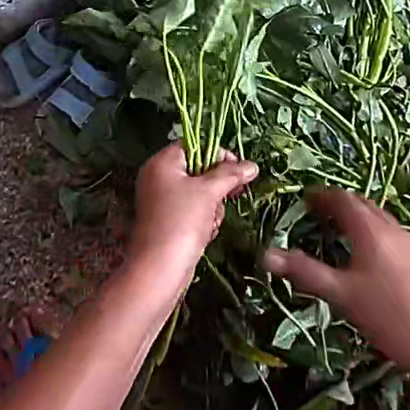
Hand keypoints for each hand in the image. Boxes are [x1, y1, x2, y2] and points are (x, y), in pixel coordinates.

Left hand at [127, 144, 256, 286]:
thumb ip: (229, 175)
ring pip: (198, 192)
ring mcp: (160, 198)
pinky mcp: (167, 218)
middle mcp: (158, 175)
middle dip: (216, 186)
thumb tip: (251, 164)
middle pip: (197, 169)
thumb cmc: (182, 220)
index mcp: (162, 162)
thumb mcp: (208, 192)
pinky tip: (206, 232)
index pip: (192, 145)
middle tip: (231, 196)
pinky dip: (203, 219)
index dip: (217, 154)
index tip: (238, 169)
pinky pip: (192, 209)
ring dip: (212, 206)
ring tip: (211, 220)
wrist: (161, 265)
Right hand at [262, 189, 409, 387]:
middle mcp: (395, 231)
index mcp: (371, 230)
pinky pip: (395, 237)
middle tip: (317, 213)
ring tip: (340, 233)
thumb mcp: (341, 294)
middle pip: (364, 205)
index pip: (342, 199)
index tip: (304, 199)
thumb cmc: (390, 318)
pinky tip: (371, 260)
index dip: (321, 195)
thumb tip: (265, 254)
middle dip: (340, 204)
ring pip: (382, 221)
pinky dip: (376, 236)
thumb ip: (304, 271)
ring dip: (360, 220)